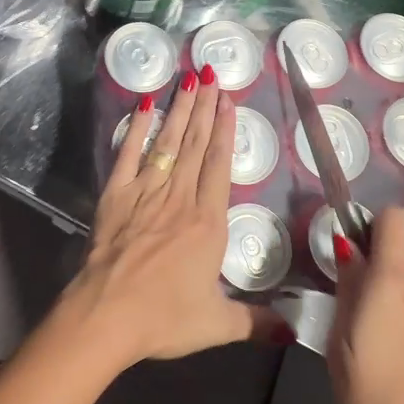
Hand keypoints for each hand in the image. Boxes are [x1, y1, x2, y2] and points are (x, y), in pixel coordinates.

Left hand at [58, 64, 282, 366]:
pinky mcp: (116, 194)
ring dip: (180, 110)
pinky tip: (144, 105)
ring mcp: (146, 191)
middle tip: (211, 74)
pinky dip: (136, 128)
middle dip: (205, 107)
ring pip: (168, 142)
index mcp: (208, 222)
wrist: (107, 314)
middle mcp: (179, 197)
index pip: (219, 165)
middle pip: (196, 144)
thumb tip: (295, 329)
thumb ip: (257, 321)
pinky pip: (128, 154)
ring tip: (189, 79)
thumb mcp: (217, 324)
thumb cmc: (164, 319)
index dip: (225, 130)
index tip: (229, 100)